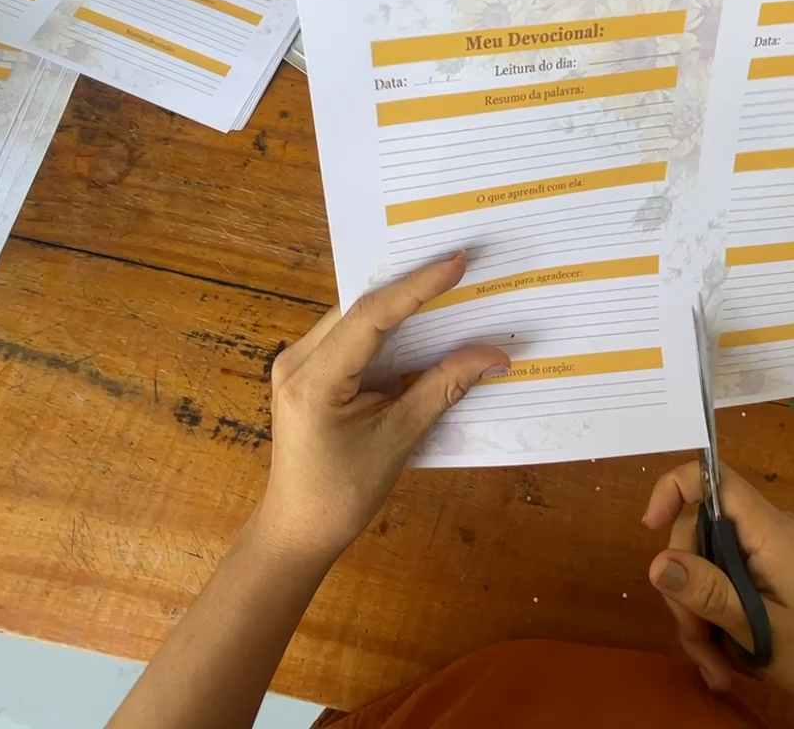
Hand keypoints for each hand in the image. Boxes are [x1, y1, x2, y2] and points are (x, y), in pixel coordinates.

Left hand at [257, 255, 508, 562]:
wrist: (297, 530)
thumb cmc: (344, 493)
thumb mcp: (400, 438)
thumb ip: (444, 387)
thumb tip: (495, 355)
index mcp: (314, 379)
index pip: (371, 317)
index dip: (417, 287)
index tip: (456, 263)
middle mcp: (298, 359)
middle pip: (359, 307)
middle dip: (409, 285)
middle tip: (455, 264)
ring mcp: (298, 362)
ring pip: (354, 316)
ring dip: (398, 303)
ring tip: (443, 284)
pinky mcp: (308, 371)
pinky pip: (351, 335)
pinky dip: (387, 326)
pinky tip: (418, 322)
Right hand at [643, 462, 793, 728]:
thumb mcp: (762, 632)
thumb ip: (709, 593)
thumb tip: (656, 564)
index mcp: (767, 530)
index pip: (711, 477)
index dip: (672, 489)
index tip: (650, 529)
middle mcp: (768, 532)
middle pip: (701, 532)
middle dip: (687, 585)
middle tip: (697, 641)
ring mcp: (775, 555)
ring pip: (714, 565)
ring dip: (704, 615)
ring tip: (717, 667)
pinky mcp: (780, 578)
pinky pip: (735, 583)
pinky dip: (723, 619)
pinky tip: (729, 662)